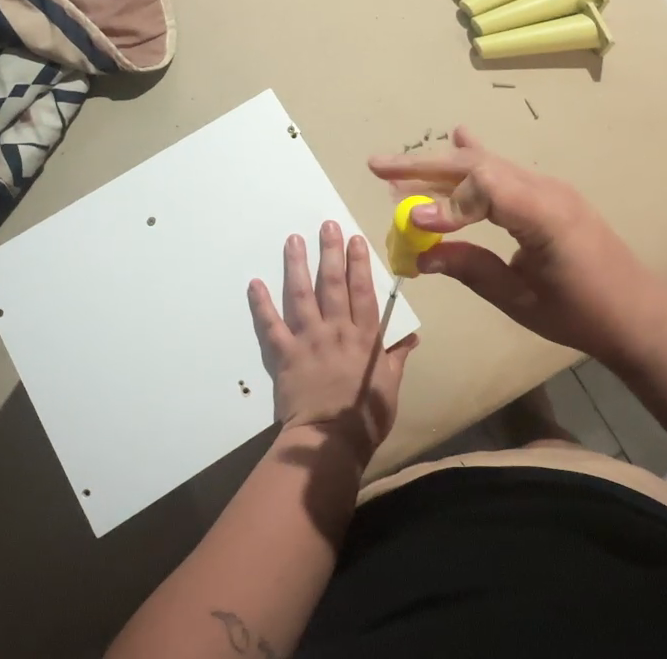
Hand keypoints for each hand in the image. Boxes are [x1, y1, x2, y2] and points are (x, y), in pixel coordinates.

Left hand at [248, 221, 417, 462]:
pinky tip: (254, 283)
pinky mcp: (283, 354)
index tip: (355, 239)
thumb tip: (412, 336)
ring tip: (293, 240)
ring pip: (301, 295)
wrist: (330, 440)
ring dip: (297, 265)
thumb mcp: (391, 387)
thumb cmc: (366, 417)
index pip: (363, 292)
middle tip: (326, 225)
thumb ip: (397, 358)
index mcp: (364, 338)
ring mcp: (307, 340)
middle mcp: (336, 330)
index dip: (359, 263)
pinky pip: (269, 324)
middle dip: (330, 252)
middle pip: (333, 284)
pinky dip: (260, 304)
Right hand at [367, 127, 661, 355]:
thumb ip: (470, 270)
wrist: (636, 311)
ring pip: (486, 164)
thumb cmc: (581, 313)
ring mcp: (548, 187)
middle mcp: (546, 189)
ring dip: (441, 166)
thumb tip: (420, 254)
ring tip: (398, 168)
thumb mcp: (519, 299)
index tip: (411, 221)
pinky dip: (472, 163)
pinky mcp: (547, 195)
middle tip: (377, 167)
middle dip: (424, 166)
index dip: (443, 201)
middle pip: (477, 164)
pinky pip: (503, 171)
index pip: (484, 187)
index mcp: (544, 215)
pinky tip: (459, 138)